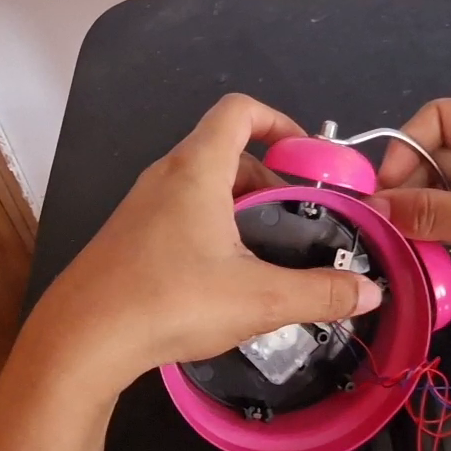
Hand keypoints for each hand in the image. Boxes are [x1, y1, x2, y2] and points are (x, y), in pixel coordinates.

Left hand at [19, 94, 382, 398]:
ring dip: (238, 205)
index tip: (306, 157)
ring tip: (263, 250)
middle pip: (224, 150)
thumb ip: (320, 293)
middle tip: (294, 218)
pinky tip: (220, 275)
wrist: (81, 339)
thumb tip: (369, 292)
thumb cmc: (171, 301)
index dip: (279, 121)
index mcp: (196, 169)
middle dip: (267, 176)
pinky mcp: (128, 235)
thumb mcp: (258, 299)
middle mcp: (165, 175)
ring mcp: (141, 205)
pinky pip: (179, 211)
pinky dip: (209, 225)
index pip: (239, 110)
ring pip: (201, 185)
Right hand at [371, 98, 450, 326]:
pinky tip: (424, 252)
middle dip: (411, 186)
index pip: (440, 118)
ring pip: (448, 191)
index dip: (405, 148)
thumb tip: (372, 207)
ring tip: (400, 243)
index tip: (381, 191)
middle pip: (440, 156)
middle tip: (383, 225)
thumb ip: (432, 212)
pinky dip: (442, 232)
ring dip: (424, 214)